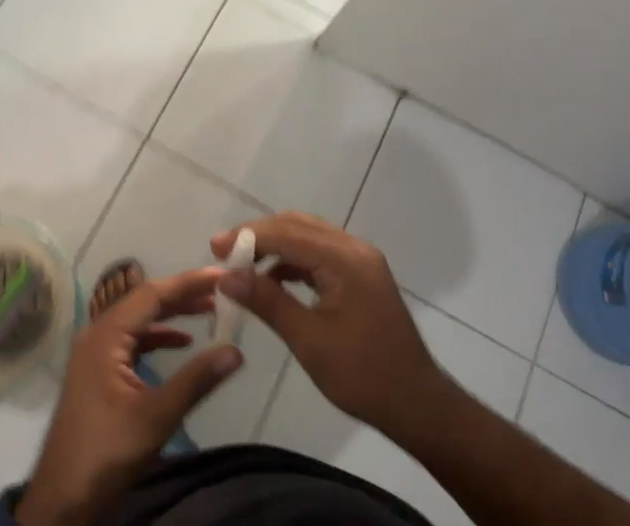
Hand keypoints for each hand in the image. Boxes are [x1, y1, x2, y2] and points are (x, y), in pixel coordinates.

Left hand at [16, 267, 243, 525]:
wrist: (64, 494)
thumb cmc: (107, 450)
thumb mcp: (157, 415)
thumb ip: (196, 380)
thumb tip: (235, 351)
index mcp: (105, 336)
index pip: (151, 294)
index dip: (188, 282)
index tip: (221, 275)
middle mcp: (96, 335)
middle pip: (144, 302)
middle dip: (183, 295)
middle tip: (221, 289)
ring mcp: (94, 353)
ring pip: (138, 321)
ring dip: (172, 315)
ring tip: (209, 311)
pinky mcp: (97, 372)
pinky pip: (131, 340)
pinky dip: (157, 337)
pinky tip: (182, 344)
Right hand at [212, 212, 444, 433]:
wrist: (415, 402)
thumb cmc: (362, 374)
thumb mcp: (308, 339)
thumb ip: (267, 302)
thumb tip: (226, 277)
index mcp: (346, 260)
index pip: (288, 234)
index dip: (248, 237)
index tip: (214, 248)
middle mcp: (355, 250)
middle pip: (298, 227)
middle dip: (259, 236)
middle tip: (223, 253)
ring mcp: (361, 262)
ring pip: (309, 238)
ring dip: (275, 247)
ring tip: (241, 267)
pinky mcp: (361, 277)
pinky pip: (320, 256)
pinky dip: (293, 262)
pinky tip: (271, 281)